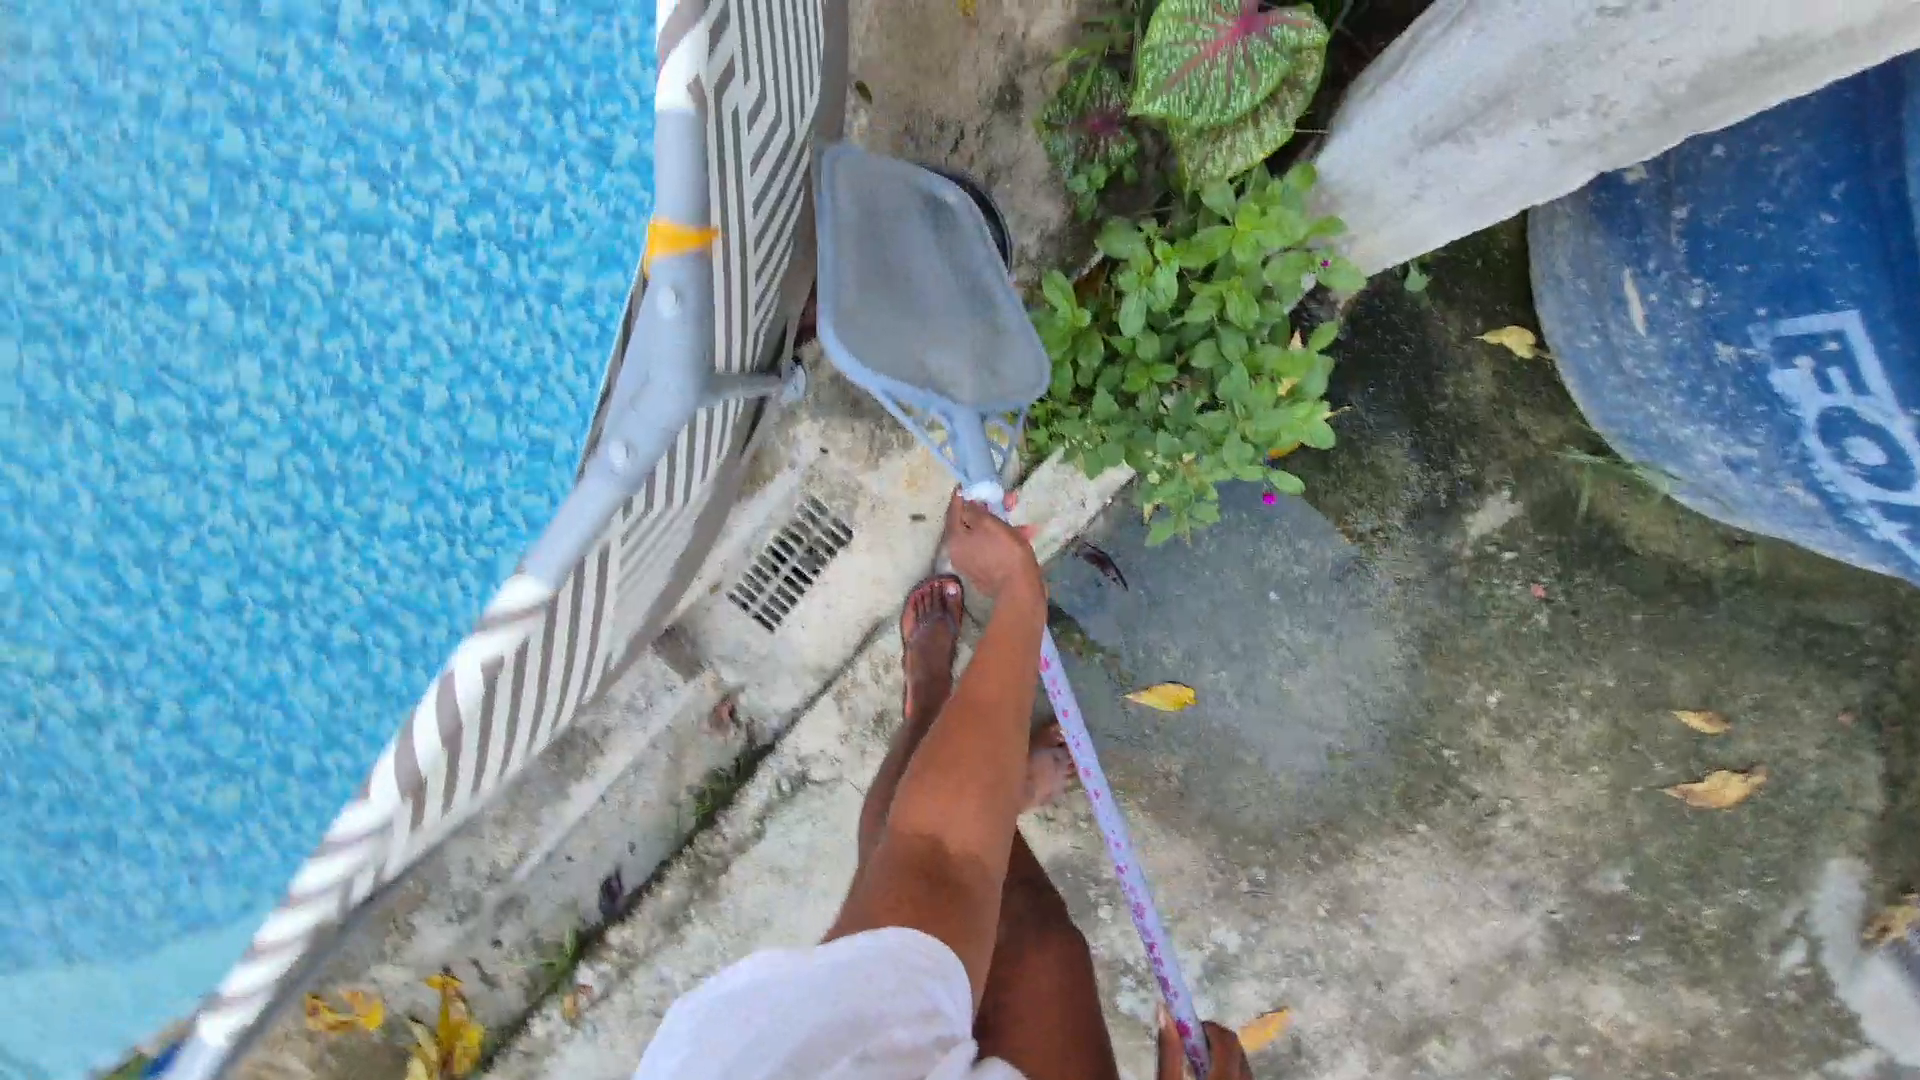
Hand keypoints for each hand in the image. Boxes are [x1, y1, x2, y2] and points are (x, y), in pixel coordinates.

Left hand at [943, 489, 1042, 602]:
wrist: (1020, 590)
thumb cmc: (1006, 552)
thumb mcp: (990, 524)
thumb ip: (974, 510)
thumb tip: (964, 502)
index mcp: (954, 539)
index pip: (954, 510)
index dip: (963, 495)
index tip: (970, 484)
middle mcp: (957, 552)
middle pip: (970, 524)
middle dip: (989, 511)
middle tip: (1005, 502)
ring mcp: (970, 563)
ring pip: (983, 537)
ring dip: (1000, 526)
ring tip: (1021, 523)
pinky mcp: (984, 572)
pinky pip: (991, 549)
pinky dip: (1003, 541)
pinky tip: (1023, 535)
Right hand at [1156, 1008, 1251, 1079]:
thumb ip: (1169, 1051)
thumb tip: (1164, 1009)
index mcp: (1224, 1078)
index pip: (1227, 1040)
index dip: (1209, 1029)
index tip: (1190, 1031)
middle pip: (1236, 1047)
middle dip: (1215, 1040)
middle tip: (1193, 1048)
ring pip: (1242, 1060)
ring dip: (1223, 1054)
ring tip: (1201, 1064)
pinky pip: (1243, 1074)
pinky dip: (1230, 1068)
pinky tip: (1213, 1076)